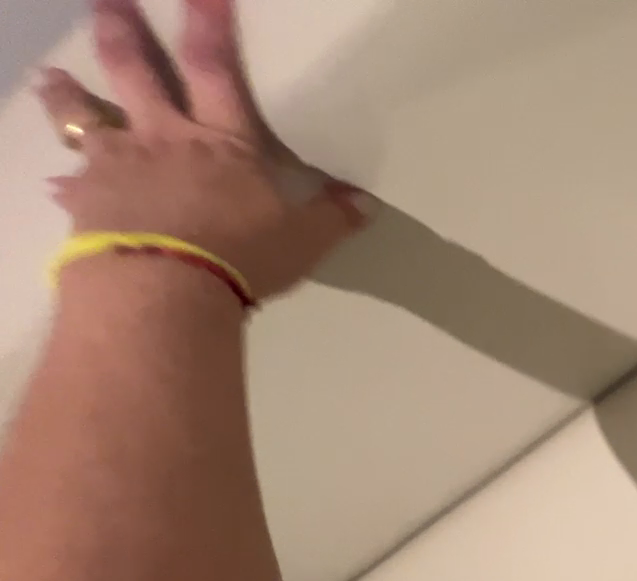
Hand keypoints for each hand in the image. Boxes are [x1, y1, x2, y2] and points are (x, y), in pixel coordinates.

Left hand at [36, 0, 370, 302]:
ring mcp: (118, 163)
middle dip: (122, 31)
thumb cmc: (245, 252)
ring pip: (84, 115)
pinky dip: (69, 180)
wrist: (167, 282)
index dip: (211, 28)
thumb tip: (366, 201)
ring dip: (69, 94)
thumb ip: (333, 217)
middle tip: (108, 0)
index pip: (218, 73)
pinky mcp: (88, 197)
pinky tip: (59, 184)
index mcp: (224, 145)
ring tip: (56, 79)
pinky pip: (74, 181)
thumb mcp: (307, 240)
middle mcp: (164, 139)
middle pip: (135, 72)